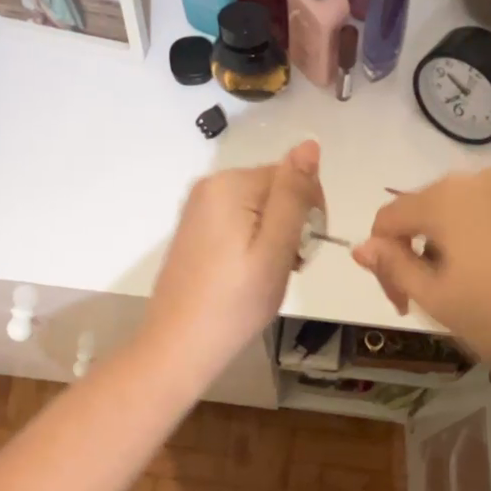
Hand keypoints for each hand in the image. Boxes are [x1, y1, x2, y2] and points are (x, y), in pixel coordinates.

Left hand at [142, 141, 323, 373]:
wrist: (179, 346)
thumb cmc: (234, 303)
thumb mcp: (275, 248)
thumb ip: (294, 195)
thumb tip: (309, 143)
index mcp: (229, 184)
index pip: (292, 175)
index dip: (310, 212)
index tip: (305, 252)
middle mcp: (208, 187)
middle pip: (273, 191)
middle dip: (291, 225)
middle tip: (286, 268)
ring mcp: (197, 211)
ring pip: (258, 211)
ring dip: (274, 239)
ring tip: (266, 277)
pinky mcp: (193, 234)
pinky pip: (237, 226)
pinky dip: (252, 247)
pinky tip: (247, 277)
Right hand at [352, 169, 490, 372]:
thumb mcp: (441, 302)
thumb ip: (396, 270)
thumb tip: (361, 246)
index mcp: (444, 199)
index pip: (386, 221)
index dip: (382, 265)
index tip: (405, 307)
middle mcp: (479, 180)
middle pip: (427, 214)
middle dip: (421, 258)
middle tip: (440, 307)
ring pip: (466, 218)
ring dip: (456, 254)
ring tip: (478, 299)